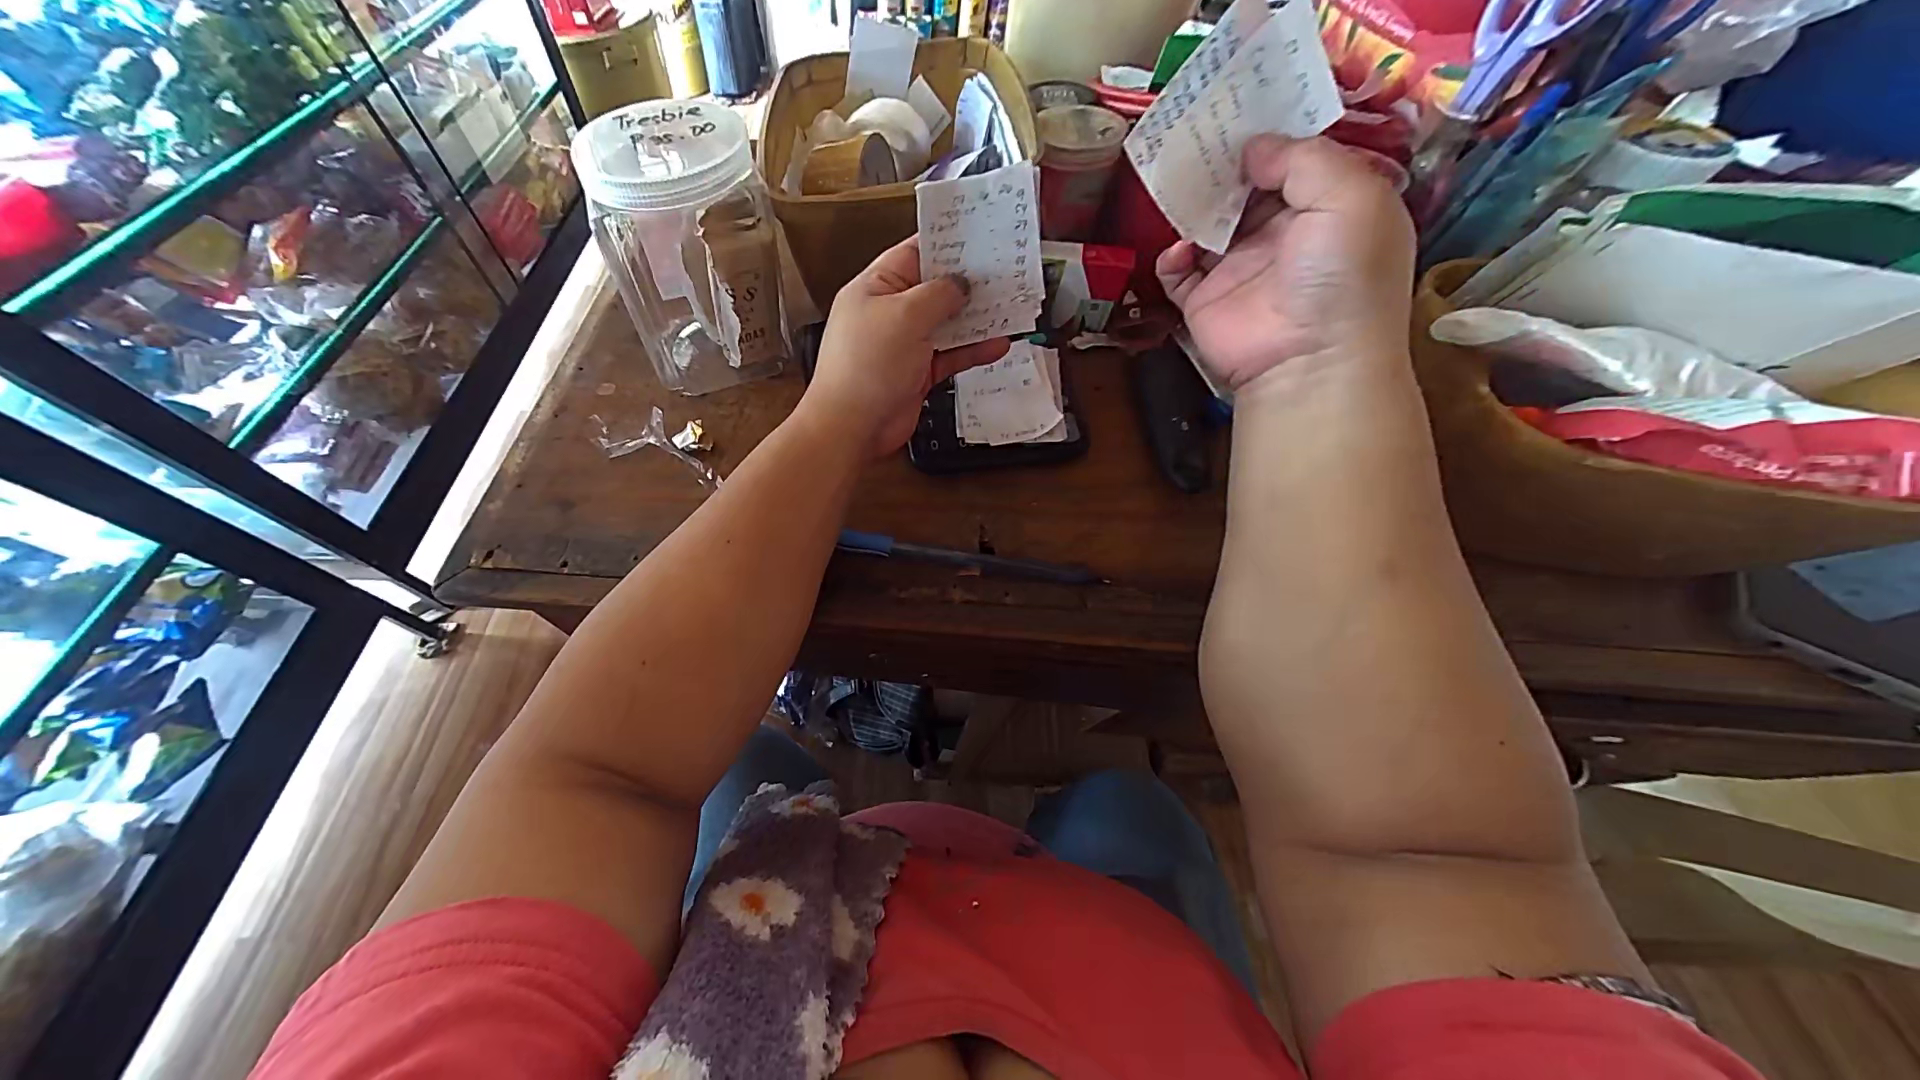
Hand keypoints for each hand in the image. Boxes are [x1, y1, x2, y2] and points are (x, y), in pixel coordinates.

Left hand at [802, 236, 1010, 457]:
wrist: (852, 427)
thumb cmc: (865, 367)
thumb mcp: (905, 315)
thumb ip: (938, 294)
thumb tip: (960, 284)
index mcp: (875, 288)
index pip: (913, 254)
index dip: (946, 244)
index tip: (979, 238)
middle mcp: (889, 313)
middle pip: (935, 290)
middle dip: (968, 283)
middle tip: (1005, 273)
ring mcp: (904, 345)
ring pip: (947, 325)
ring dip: (977, 319)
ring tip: (1010, 307)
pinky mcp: (917, 374)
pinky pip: (951, 356)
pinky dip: (973, 351)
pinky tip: (999, 345)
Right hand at [1156, 135, 1414, 390]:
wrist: (1307, 360)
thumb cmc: (1342, 274)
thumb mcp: (1350, 197)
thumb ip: (1304, 159)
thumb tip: (1254, 147)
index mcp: (1327, 207)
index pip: (1295, 161)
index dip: (1271, 135)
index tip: (1240, 108)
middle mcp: (1282, 235)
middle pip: (1245, 189)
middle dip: (1223, 164)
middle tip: (1196, 134)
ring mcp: (1239, 269)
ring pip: (1207, 224)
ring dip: (1193, 203)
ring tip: (1178, 181)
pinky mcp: (1204, 300)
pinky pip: (1177, 271)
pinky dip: (1171, 257)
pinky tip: (1179, 250)